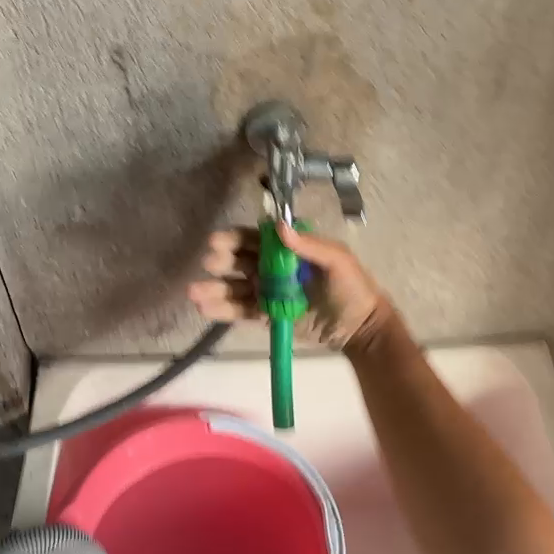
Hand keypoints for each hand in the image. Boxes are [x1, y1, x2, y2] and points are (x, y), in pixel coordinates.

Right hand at [188, 222, 395, 350]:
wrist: (359, 327)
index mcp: (288, 248)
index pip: (256, 239)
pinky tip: (204, 309)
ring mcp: (267, 292)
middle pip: (240, 260)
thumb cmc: (352, 287)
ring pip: (235, 287)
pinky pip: (241, 310)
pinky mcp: (266, 315)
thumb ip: (310, 245)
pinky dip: (222, 310)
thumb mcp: (338, 260)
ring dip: (214, 288)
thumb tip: (279, 226)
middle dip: (221, 261)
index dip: (235, 238)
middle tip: (210, 263)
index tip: (217, 241)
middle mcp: (272, 267)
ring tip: (194, 293)